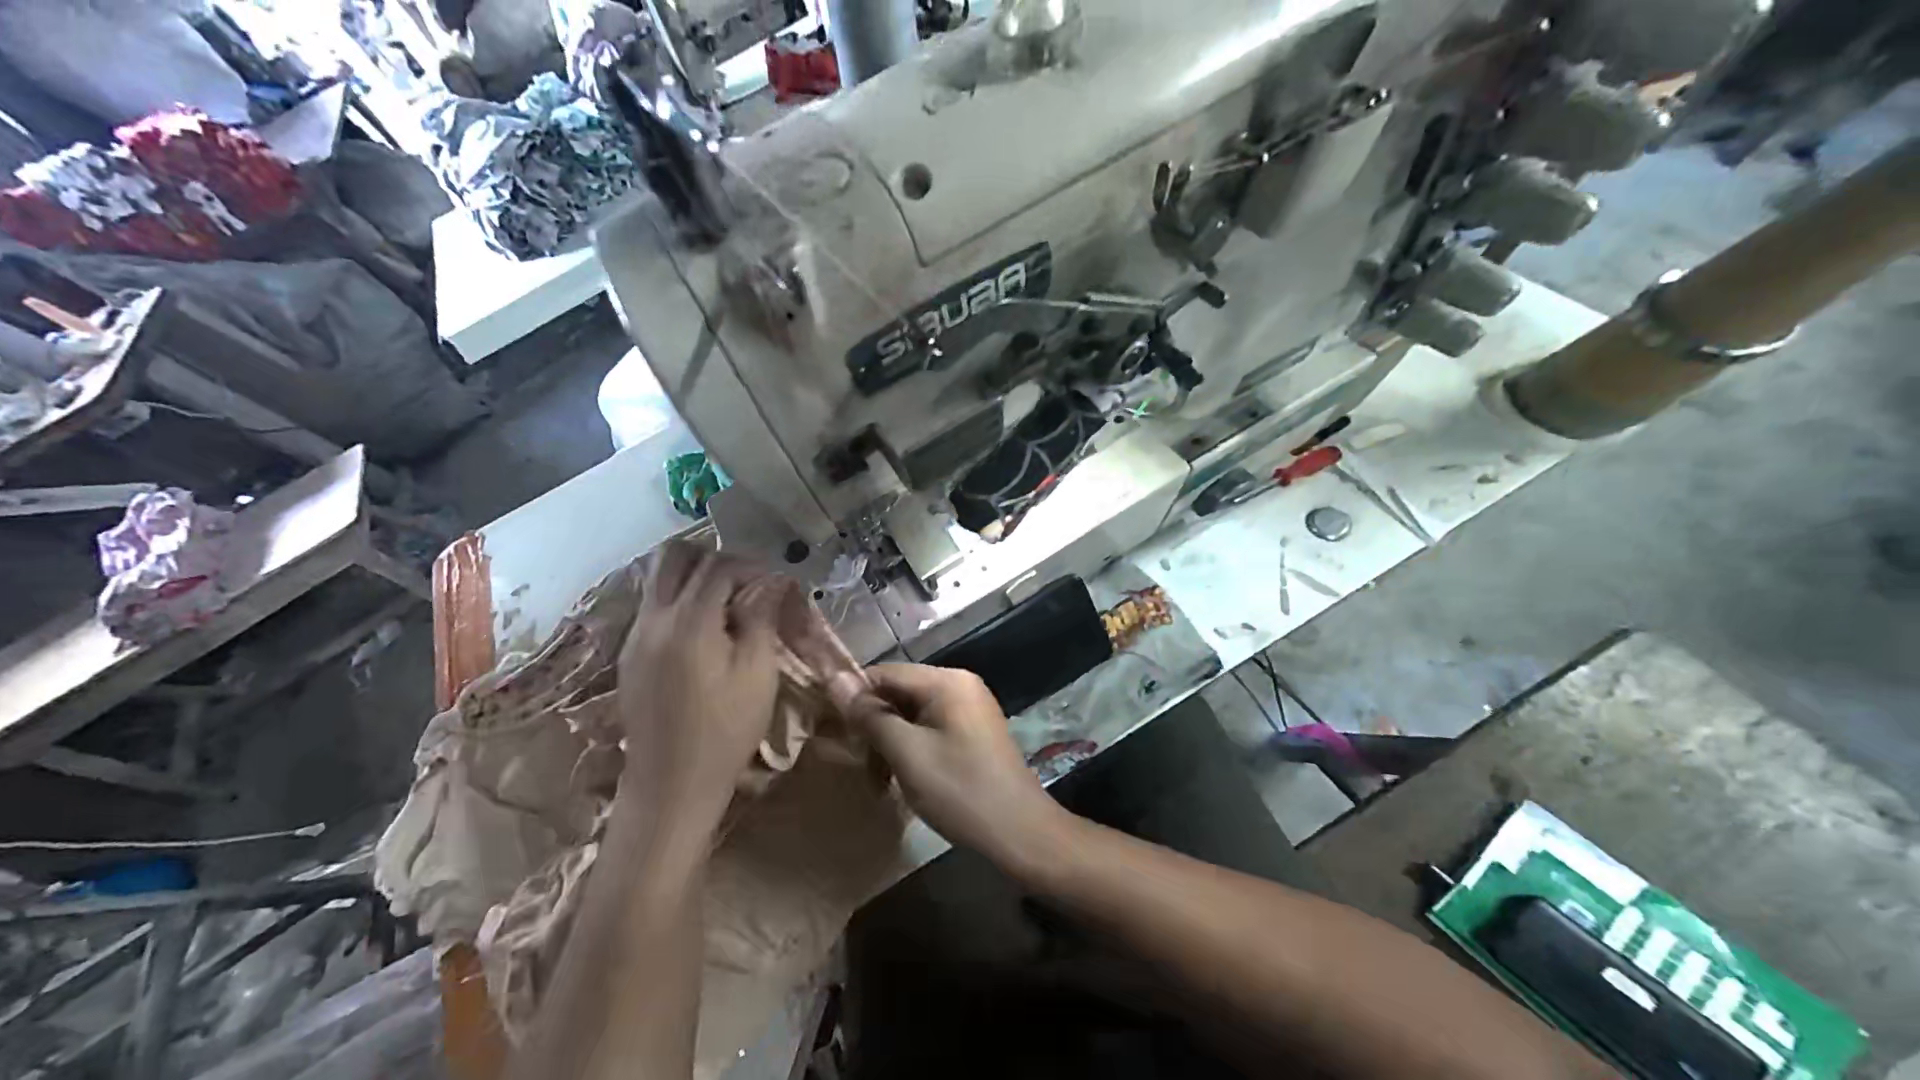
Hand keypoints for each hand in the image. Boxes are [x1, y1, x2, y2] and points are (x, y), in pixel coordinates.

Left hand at [617, 541, 780, 818]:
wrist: (671, 784)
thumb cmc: (725, 730)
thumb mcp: (758, 673)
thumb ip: (761, 618)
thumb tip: (771, 581)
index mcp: (688, 623)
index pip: (718, 567)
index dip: (750, 566)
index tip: (774, 583)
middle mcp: (653, 619)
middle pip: (673, 557)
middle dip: (712, 558)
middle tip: (744, 583)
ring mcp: (635, 636)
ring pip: (658, 579)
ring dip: (694, 578)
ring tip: (728, 606)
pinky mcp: (629, 655)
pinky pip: (653, 607)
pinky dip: (680, 602)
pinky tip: (706, 633)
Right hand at [829, 664, 1069, 873]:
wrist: (1020, 832)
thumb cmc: (960, 790)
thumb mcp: (907, 754)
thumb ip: (870, 716)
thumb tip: (834, 679)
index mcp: (946, 681)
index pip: (884, 673)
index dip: (853, 697)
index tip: (829, 728)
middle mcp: (959, 685)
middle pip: (898, 693)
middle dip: (873, 726)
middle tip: (857, 764)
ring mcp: (969, 708)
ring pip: (911, 714)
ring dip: (889, 743)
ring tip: (878, 781)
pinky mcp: (972, 732)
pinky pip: (929, 728)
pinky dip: (910, 749)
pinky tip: (900, 778)